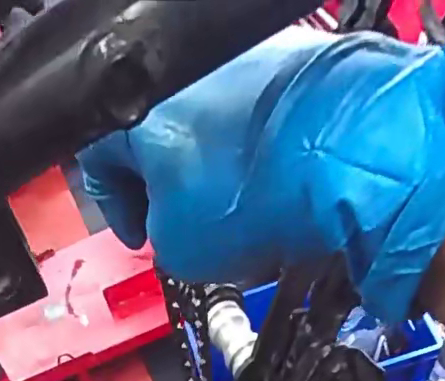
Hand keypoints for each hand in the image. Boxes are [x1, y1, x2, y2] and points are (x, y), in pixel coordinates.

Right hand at [78, 29, 444, 321]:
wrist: (343, 159)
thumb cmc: (261, 193)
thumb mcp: (182, 247)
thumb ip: (160, 239)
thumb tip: (173, 236)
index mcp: (143, 110)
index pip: (101, 157)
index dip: (116, 206)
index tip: (139, 234)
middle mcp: (189, 74)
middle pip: (164, 144)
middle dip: (176, 196)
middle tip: (197, 237)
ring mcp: (244, 68)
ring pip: (217, 137)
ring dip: (226, 183)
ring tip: (253, 225)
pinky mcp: (296, 74)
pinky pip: (266, 130)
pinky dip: (268, 165)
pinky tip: (287, 199)